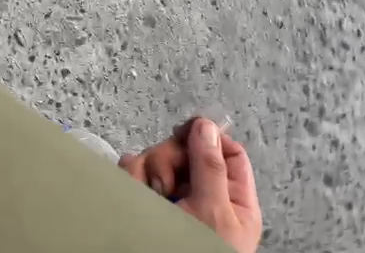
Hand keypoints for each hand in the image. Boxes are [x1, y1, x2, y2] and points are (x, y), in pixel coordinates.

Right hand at [121, 118, 261, 252]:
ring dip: (147, 170)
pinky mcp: (148, 196)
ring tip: (151, 196)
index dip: (206, 137)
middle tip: (166, 184)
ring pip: (155, 156)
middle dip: (168, 159)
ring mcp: (174, 194)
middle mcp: (202, 190)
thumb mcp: (214, 213)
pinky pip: (134, 168)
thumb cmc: (202, 250)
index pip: (227, 150)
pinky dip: (131, 176)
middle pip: (184, 149)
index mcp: (233, 197)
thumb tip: (206, 124)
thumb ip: (210, 168)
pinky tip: (136, 192)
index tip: (184, 135)